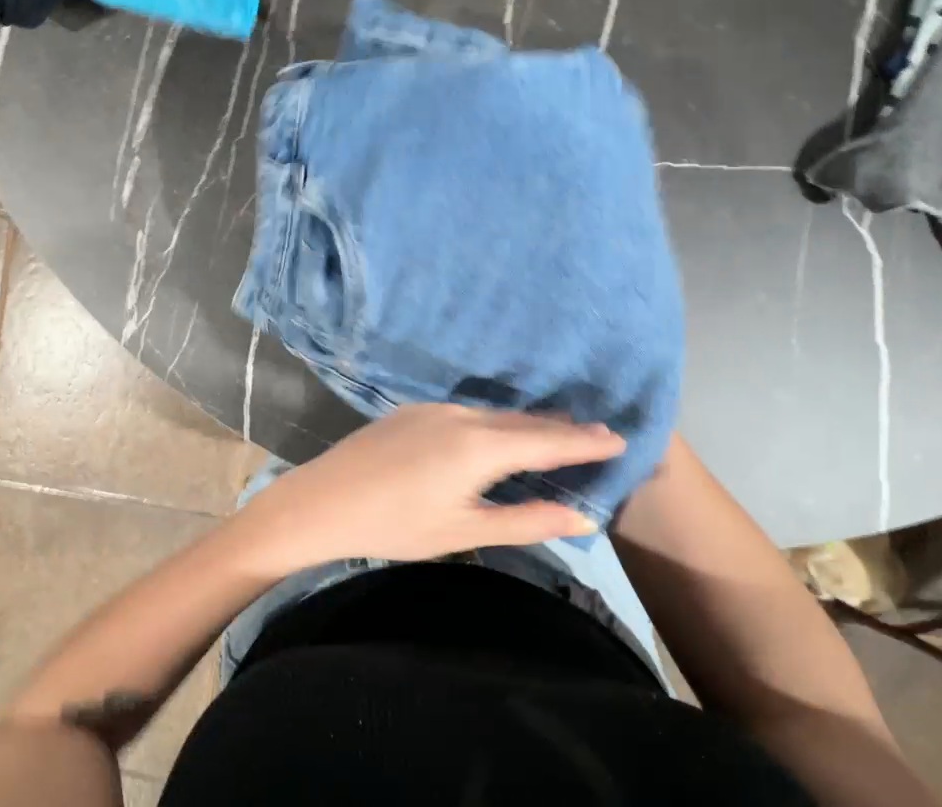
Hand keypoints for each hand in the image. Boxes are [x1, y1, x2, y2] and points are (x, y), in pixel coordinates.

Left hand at [229, 403, 624, 573]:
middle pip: (522, 422)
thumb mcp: (464, 531)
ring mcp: (432, 409)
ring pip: (493, 414)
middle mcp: (461, 417)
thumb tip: (584, 517)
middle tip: (599, 432)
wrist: (321, 501)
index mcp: (479, 446)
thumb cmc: (394, 525)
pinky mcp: (410, 412)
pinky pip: (468, 412)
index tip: (620, 438)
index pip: (546, 442)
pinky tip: (499, 433)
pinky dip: (495, 422)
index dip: (584, 442)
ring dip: (527, 423)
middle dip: (561, 428)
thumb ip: (526, 521)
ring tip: (558, 430)